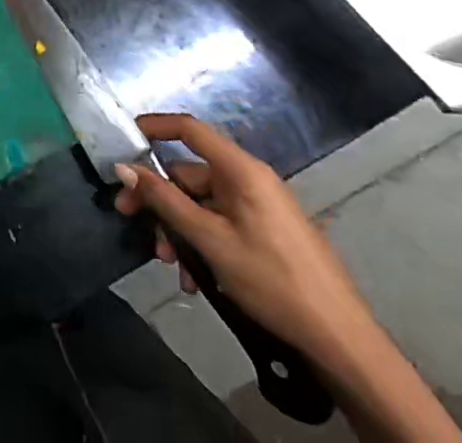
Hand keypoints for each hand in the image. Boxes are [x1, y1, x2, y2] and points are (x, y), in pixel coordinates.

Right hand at [113, 113, 381, 362]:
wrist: (338, 336)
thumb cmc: (271, 279)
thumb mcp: (209, 239)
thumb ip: (164, 200)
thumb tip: (124, 167)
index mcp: (241, 171)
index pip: (190, 129)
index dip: (154, 126)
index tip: (124, 137)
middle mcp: (249, 180)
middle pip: (189, 175)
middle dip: (158, 200)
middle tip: (128, 219)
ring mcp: (258, 207)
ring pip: (200, 205)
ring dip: (177, 230)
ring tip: (168, 264)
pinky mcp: (264, 232)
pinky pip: (218, 225)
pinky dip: (200, 244)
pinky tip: (193, 278)